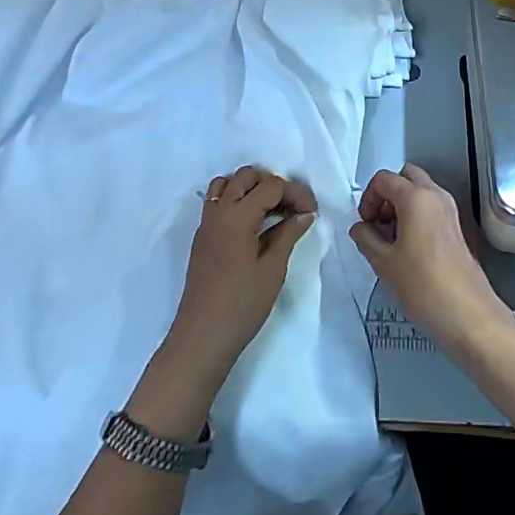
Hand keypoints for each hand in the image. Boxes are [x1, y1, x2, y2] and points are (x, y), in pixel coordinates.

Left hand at [166, 166, 317, 377]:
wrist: (202, 338)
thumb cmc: (242, 304)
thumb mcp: (273, 269)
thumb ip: (288, 234)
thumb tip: (304, 214)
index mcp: (237, 217)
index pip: (270, 186)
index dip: (295, 193)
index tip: (312, 212)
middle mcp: (218, 213)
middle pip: (246, 176)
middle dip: (273, 185)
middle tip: (293, 208)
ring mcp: (206, 224)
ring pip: (227, 185)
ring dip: (251, 189)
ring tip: (272, 211)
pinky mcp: (202, 238)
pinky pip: (218, 203)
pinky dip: (237, 201)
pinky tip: (254, 225)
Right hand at [348, 165, 512, 350]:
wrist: (467, 313)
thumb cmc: (423, 285)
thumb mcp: (384, 262)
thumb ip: (366, 238)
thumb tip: (360, 229)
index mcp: (416, 197)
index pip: (384, 179)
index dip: (368, 198)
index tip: (365, 224)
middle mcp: (436, 195)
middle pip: (405, 177)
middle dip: (387, 195)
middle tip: (378, 224)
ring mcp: (450, 209)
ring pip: (420, 191)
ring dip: (402, 205)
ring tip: (390, 240)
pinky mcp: (457, 226)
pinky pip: (431, 207)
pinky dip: (416, 216)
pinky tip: (408, 248)